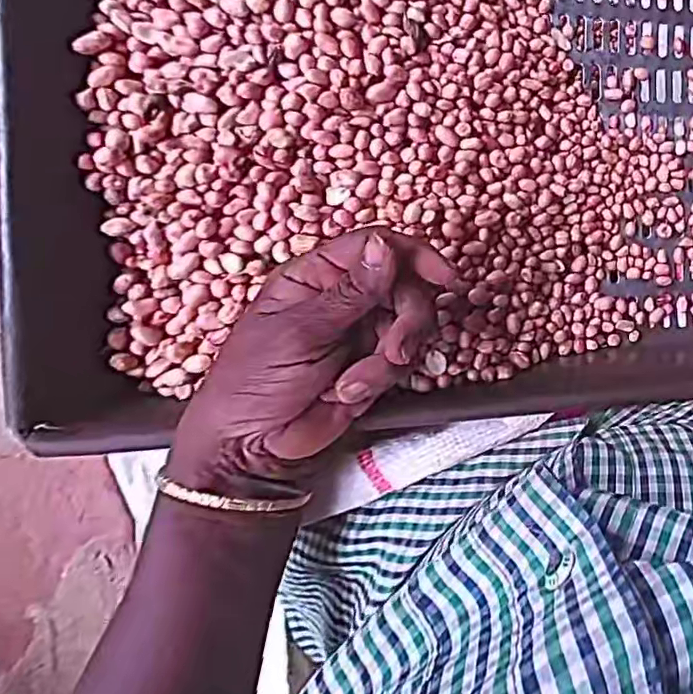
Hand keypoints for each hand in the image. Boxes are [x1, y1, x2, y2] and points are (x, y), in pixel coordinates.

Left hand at [163, 229, 458, 499]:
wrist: (248, 447)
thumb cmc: (253, 381)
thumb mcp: (301, 330)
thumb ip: (352, 291)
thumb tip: (385, 247)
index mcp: (317, 275)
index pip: (376, 246)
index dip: (415, 256)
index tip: (444, 277)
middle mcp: (346, 296)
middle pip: (406, 285)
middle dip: (409, 319)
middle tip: (396, 350)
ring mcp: (362, 329)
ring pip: (411, 323)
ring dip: (392, 355)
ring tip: (356, 382)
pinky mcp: (374, 361)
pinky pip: (403, 358)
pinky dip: (383, 377)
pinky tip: (349, 393)